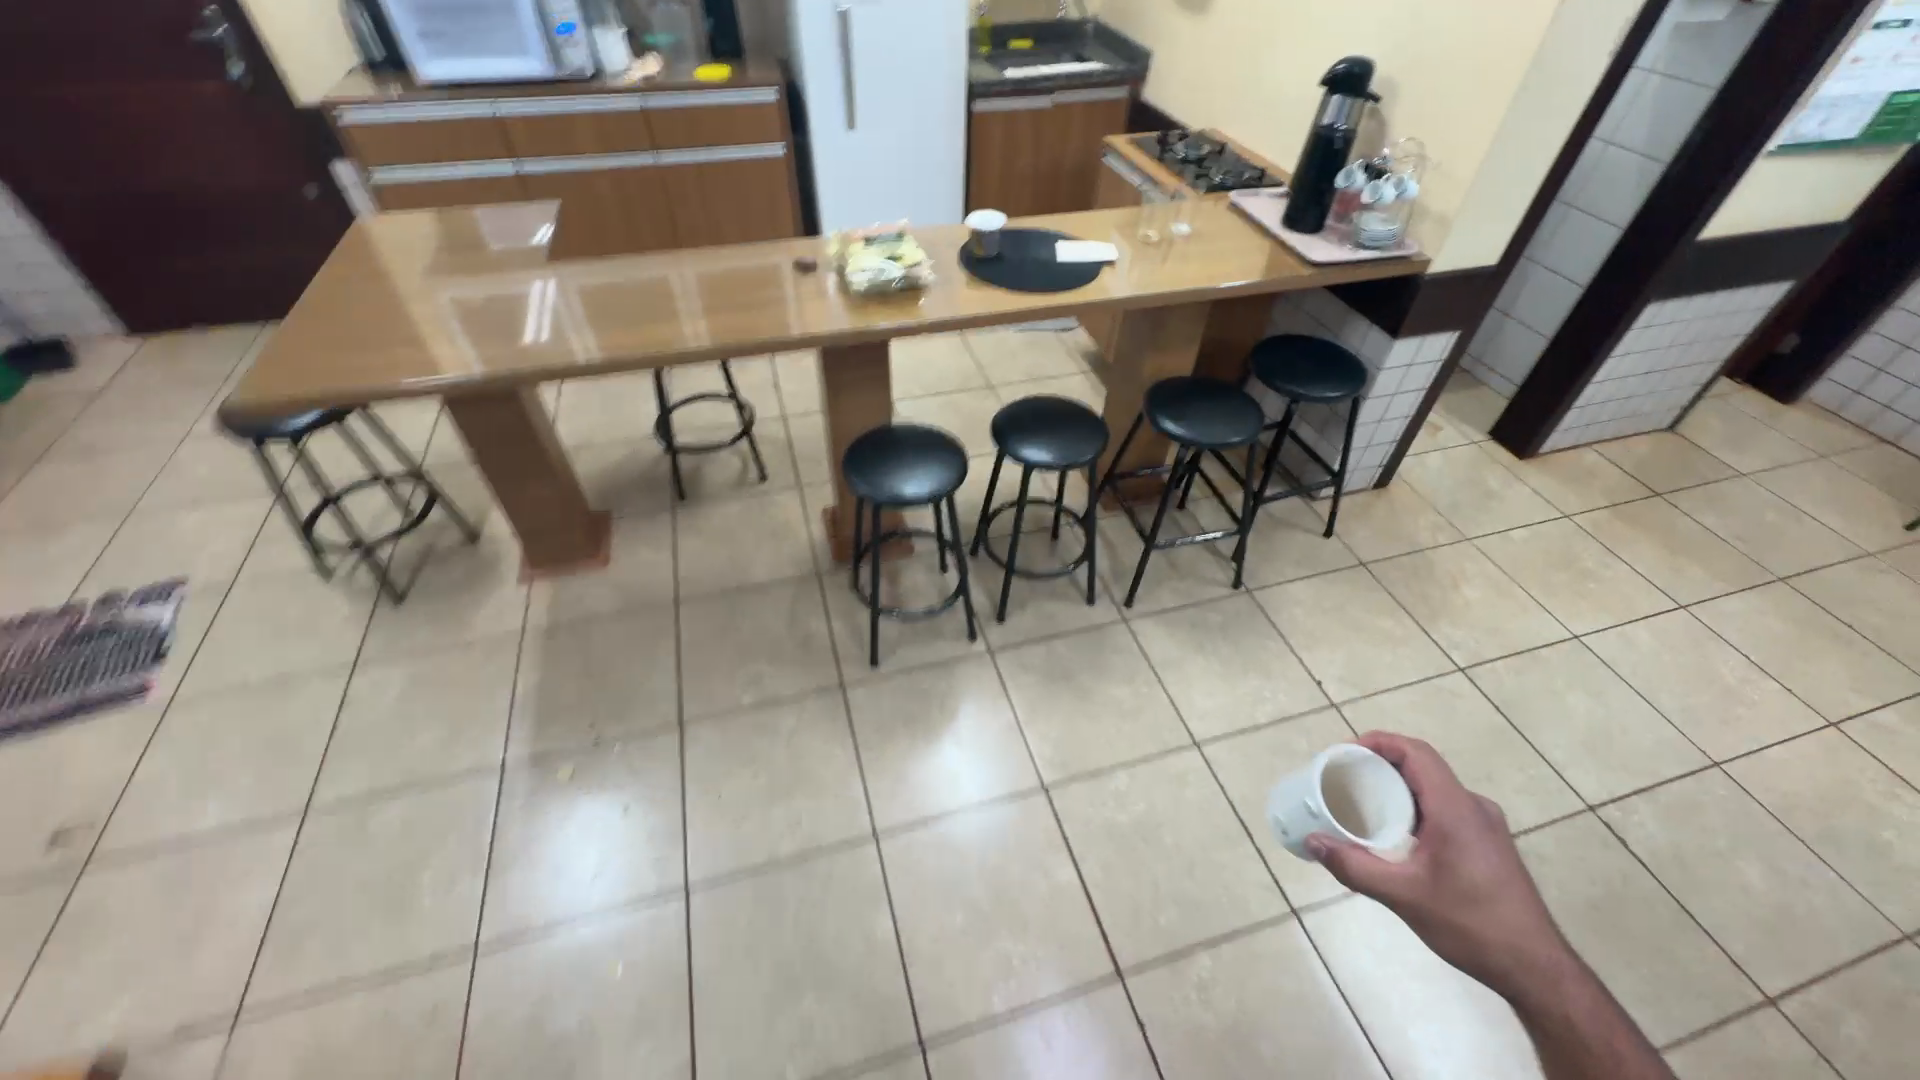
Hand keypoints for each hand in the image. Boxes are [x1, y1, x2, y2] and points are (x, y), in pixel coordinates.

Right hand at [1306, 731, 1570, 998]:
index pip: (1416, 753)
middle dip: (1379, 766)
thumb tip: (1312, 841)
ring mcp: (1485, 826)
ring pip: (1433, 791)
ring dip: (1396, 790)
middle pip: (1422, 768)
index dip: (1379, 742)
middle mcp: (1473, 808)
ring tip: (1360, 805)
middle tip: (1342, 780)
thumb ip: (1354, 866)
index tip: (1344, 754)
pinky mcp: (1487, 845)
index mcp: (1456, 808)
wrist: (1535, 968)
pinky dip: (1413, 810)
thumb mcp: (1403, 896)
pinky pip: (1443, 810)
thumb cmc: (1471, 924)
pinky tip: (1392, 836)